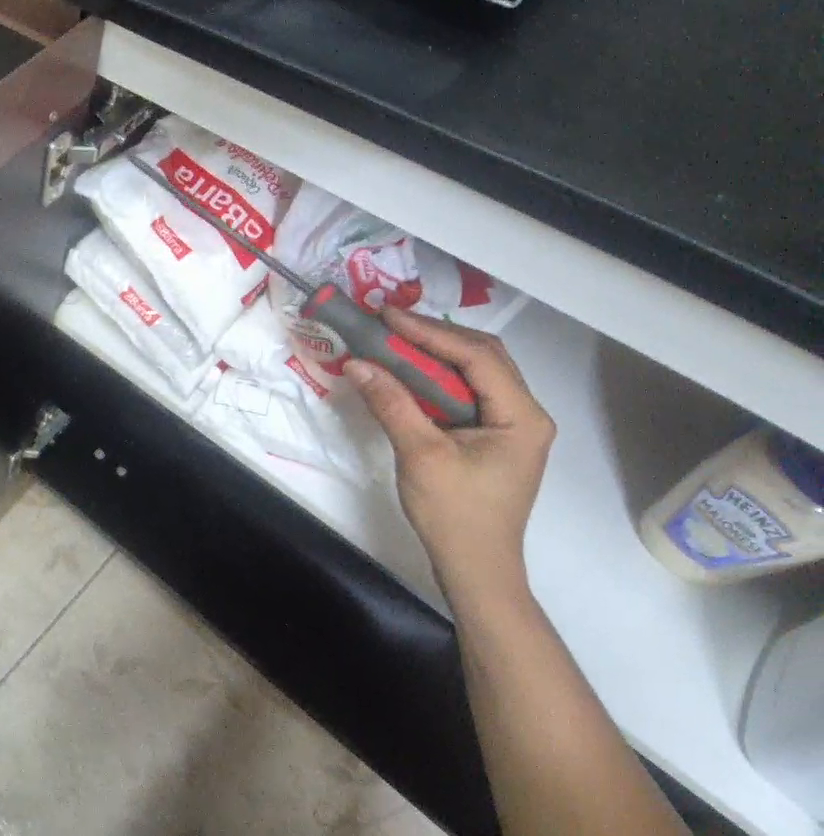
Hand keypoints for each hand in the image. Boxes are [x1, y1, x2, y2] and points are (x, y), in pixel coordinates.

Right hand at [345, 308, 555, 604]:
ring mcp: (508, 425)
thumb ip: (392, 404)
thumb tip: (357, 363)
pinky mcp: (489, 435)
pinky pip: (462, 391)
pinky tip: (404, 371)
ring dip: (432, 352)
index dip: (431, 332)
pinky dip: (432, 375)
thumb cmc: (455, 512)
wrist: (474, 564)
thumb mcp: (420, 454)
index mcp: (522, 416)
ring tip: (390, 338)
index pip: (477, 357)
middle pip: (481, 356)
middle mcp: (523, 413)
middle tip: (387, 321)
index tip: (387, 316)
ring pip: (472, 371)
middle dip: (433, 334)